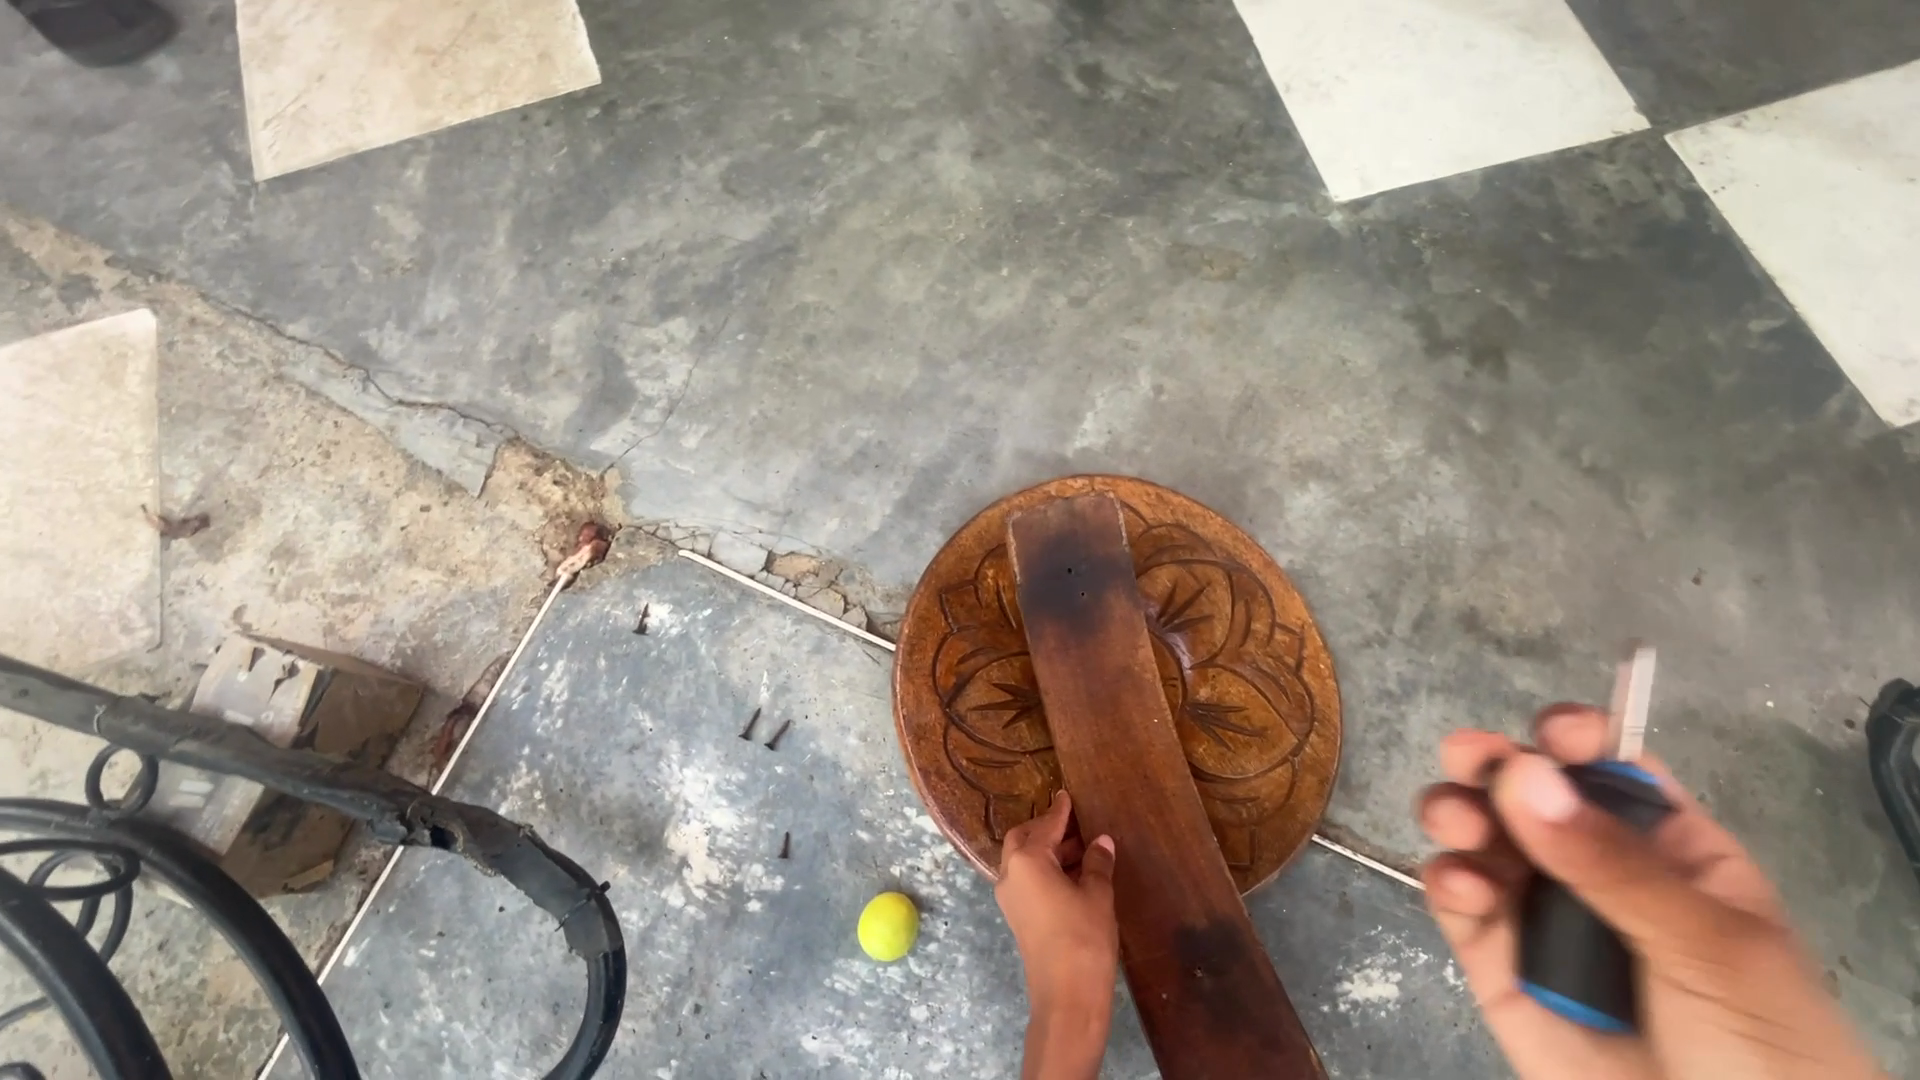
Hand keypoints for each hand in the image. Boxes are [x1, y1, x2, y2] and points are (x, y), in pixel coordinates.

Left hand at [996, 790, 1117, 1079]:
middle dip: (1046, 828)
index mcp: (1027, 860)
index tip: (1066, 794)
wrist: (1066, 997)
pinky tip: (1071, 873)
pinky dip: (1044, 869)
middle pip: (1024, 838)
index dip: (1060, 810)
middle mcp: (1010, 873)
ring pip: (1023, 859)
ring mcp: (1009, 897)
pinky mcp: (1016, 916)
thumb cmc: (1083, 939)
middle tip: (1074, 823)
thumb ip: (1096, 863)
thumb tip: (1101, 840)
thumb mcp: (1097, 895)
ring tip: (1081, 847)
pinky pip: (1026, 879)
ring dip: (1047, 849)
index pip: (1046, 825)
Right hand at [1419, 705, 1884, 1079]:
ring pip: (1477, 834)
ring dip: (1457, 813)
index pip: (1614, 774)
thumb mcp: (1713, 950)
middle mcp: (1588, 868)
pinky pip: (1457, 900)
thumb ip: (1615, 864)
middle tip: (1471, 757)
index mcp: (1666, 853)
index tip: (1557, 733)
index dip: (1579, 741)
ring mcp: (1535, 909)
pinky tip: (1466, 888)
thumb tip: (1523, 775)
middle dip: (1492, 765)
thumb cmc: (1760, 1052)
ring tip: (1458, 825)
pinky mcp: (1489, 954)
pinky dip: (1449, 881)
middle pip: (1524, 791)